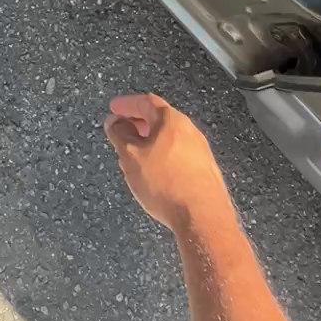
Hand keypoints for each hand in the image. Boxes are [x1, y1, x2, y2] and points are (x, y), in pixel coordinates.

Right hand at [105, 94, 234, 230]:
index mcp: (171, 120)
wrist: (203, 218)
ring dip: (150, 140)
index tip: (114, 108)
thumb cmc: (165, 183)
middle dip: (138, 122)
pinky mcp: (206, 171)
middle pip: (160, 118)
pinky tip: (155, 172)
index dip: (127, 103)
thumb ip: (119, 134)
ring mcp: (201, 151)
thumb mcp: (130, 156)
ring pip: (170, 137)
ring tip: (135, 153)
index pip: (146, 101)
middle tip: (122, 128)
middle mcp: (189, 130)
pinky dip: (163, 154)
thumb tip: (115, 122)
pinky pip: (180, 154)